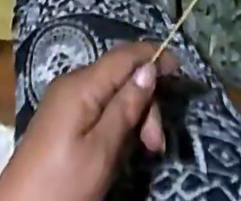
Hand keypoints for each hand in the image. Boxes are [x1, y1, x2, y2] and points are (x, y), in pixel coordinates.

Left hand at [0, 43, 177, 200]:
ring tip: (147, 150)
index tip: (181, 71)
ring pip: (113, 93)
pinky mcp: (61, 123)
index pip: (127, 54)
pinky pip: (99, 108)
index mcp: (81, 85)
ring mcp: (65, 104)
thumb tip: (149, 68)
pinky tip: (124, 146)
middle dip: (146, 100)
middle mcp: (73, 84)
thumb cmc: (60, 188)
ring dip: (135, 115)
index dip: (156, 55)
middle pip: (122, 75)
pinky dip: (118, 122)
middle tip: (158, 142)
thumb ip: (126, 106)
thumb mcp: (101, 150)